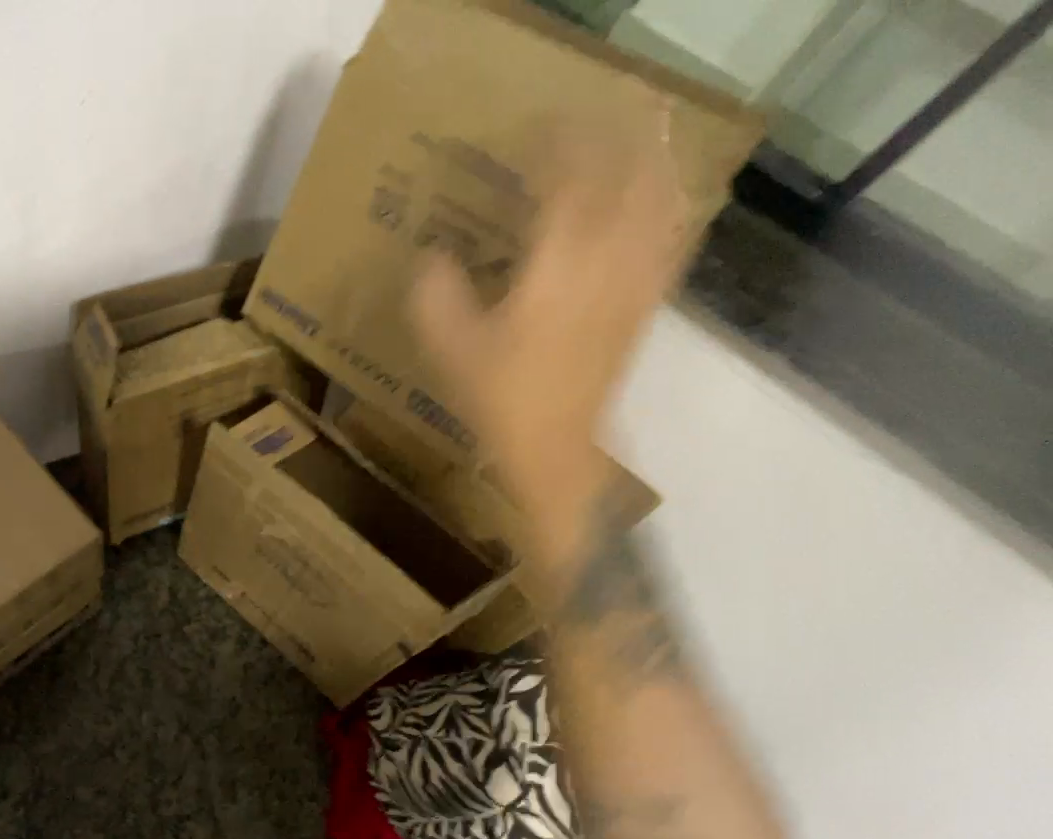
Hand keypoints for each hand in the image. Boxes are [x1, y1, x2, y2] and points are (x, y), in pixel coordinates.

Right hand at [407, 102, 690, 506]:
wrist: (554, 452)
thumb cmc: (498, 400)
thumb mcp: (449, 349)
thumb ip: (435, 295)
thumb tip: (431, 258)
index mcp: (554, 269)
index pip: (567, 185)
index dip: (556, 149)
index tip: (537, 128)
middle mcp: (605, 265)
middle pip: (626, 182)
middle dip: (613, 143)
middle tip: (591, 123)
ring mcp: (634, 285)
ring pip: (659, 205)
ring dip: (651, 165)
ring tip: (641, 140)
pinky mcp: (645, 306)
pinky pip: (670, 243)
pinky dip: (670, 210)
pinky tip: (665, 200)